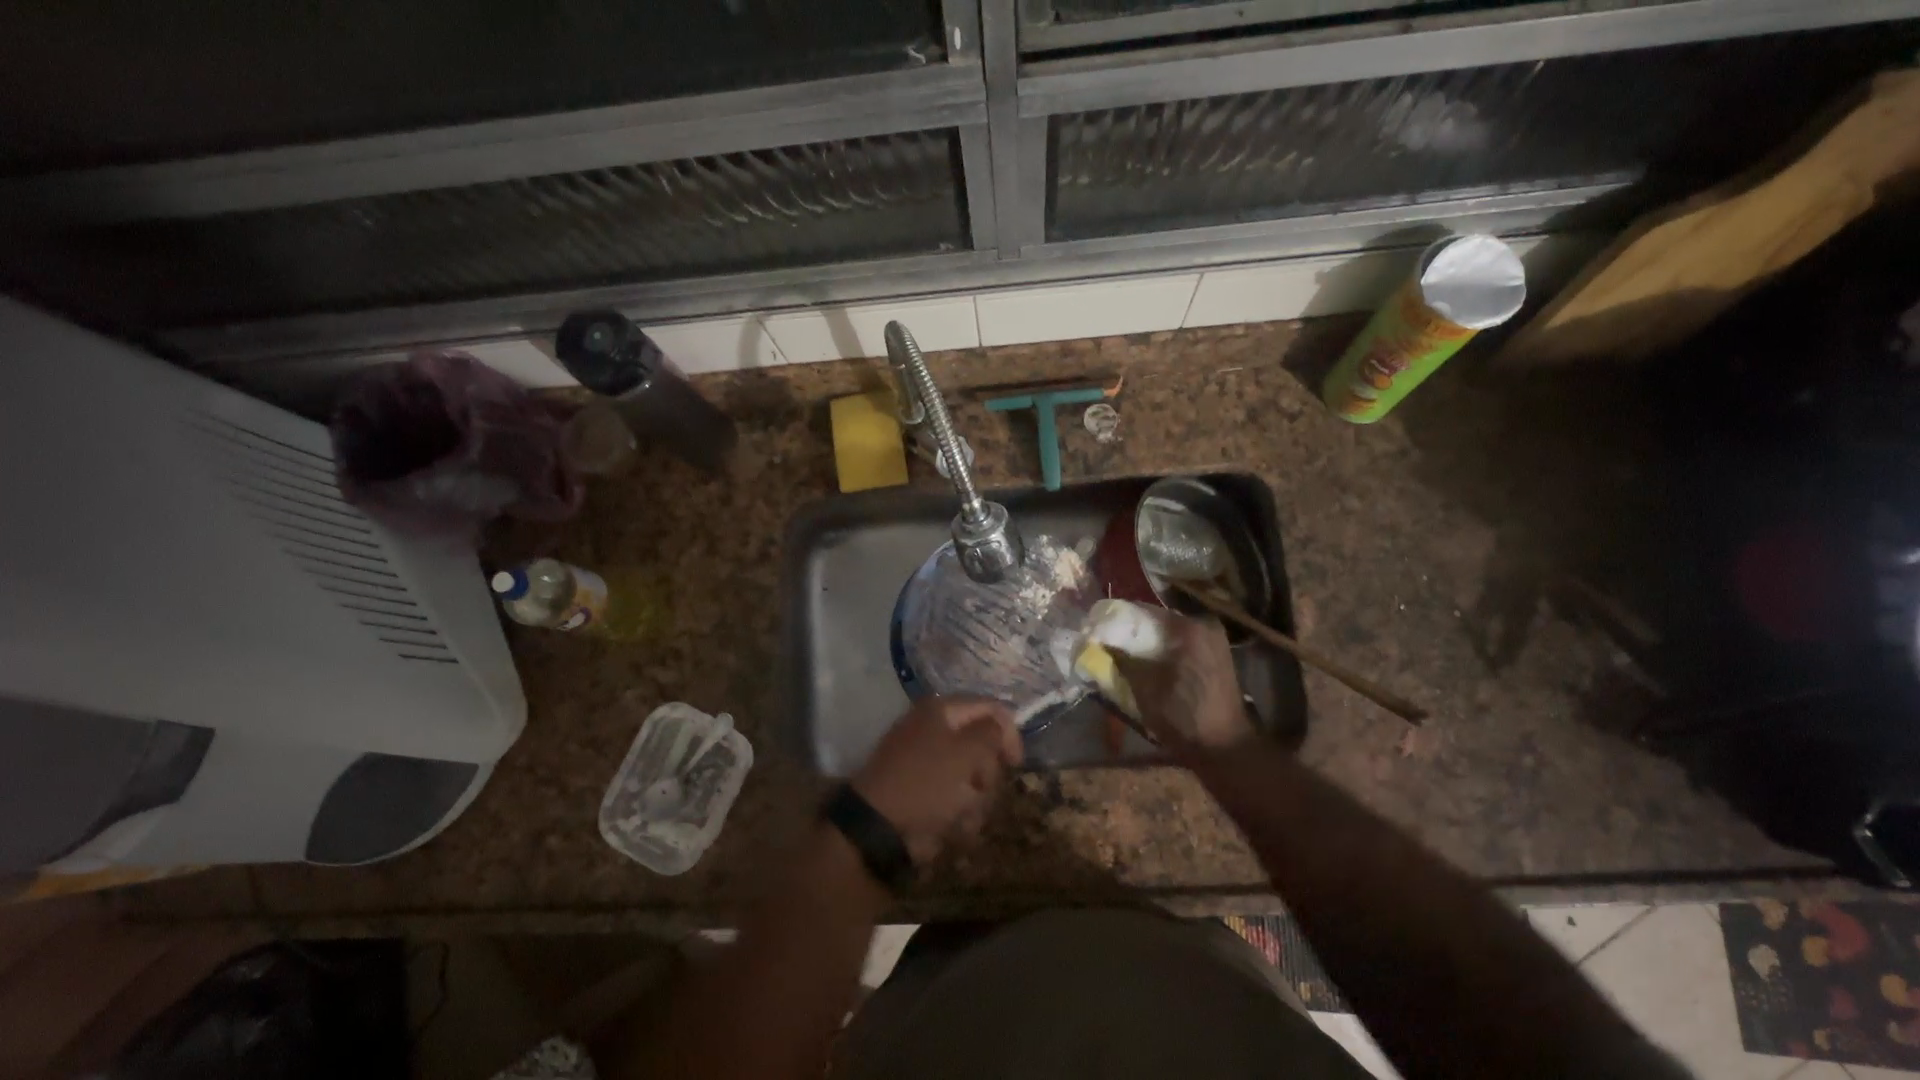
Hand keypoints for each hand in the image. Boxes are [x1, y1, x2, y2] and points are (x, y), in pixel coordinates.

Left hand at [851, 696, 1022, 864]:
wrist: (877, 824)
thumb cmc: (925, 782)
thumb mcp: (965, 753)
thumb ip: (991, 734)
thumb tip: (1000, 726)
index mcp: (941, 710)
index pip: (991, 708)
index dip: (1009, 733)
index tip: (1016, 764)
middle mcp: (933, 728)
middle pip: (982, 744)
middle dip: (987, 772)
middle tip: (981, 788)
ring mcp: (927, 759)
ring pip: (971, 774)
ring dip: (976, 797)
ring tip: (965, 814)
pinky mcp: (923, 788)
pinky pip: (955, 794)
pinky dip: (960, 811)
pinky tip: (954, 826)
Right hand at [1112, 611, 1252, 749]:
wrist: (1225, 748)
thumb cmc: (1183, 716)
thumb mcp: (1145, 688)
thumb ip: (1123, 660)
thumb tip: (1102, 643)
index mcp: (1188, 627)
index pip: (1144, 611)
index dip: (1119, 620)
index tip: (1099, 629)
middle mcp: (1205, 626)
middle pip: (1159, 622)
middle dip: (1135, 633)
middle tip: (1111, 644)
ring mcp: (1216, 641)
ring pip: (1172, 635)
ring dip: (1151, 644)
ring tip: (1128, 656)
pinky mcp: (1219, 658)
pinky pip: (1185, 646)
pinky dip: (1167, 653)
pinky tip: (1152, 666)